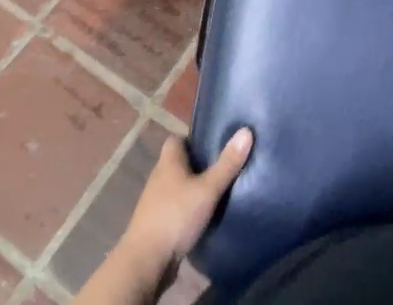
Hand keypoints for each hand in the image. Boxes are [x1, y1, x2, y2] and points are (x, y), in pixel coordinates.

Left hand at [119, 129, 253, 277]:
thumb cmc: (176, 217)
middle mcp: (158, 178)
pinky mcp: (156, 223)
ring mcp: (155, 202)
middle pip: (178, 162)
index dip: (193, 139)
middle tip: (223, 166)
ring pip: (177, 186)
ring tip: (217, 190)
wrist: (146, 261)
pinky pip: (175, 206)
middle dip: (198, 163)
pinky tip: (203, 215)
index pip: (177, 139)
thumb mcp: (207, 189)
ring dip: (192, 187)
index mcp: (167, 163)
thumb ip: (227, 164)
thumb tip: (246, 130)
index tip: (214, 143)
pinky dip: (187, 207)